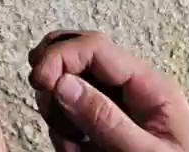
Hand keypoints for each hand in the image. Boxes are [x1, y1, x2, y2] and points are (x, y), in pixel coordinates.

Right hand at [28, 31, 188, 151]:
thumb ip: (107, 121)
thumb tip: (62, 82)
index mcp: (150, 86)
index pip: (95, 47)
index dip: (61, 56)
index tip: (38, 80)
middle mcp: (133, 89)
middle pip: (80, 55)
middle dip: (55, 75)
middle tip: (46, 105)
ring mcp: (120, 109)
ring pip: (72, 84)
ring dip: (58, 108)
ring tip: (68, 144)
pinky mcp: (110, 130)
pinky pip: (75, 114)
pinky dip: (64, 128)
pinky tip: (72, 150)